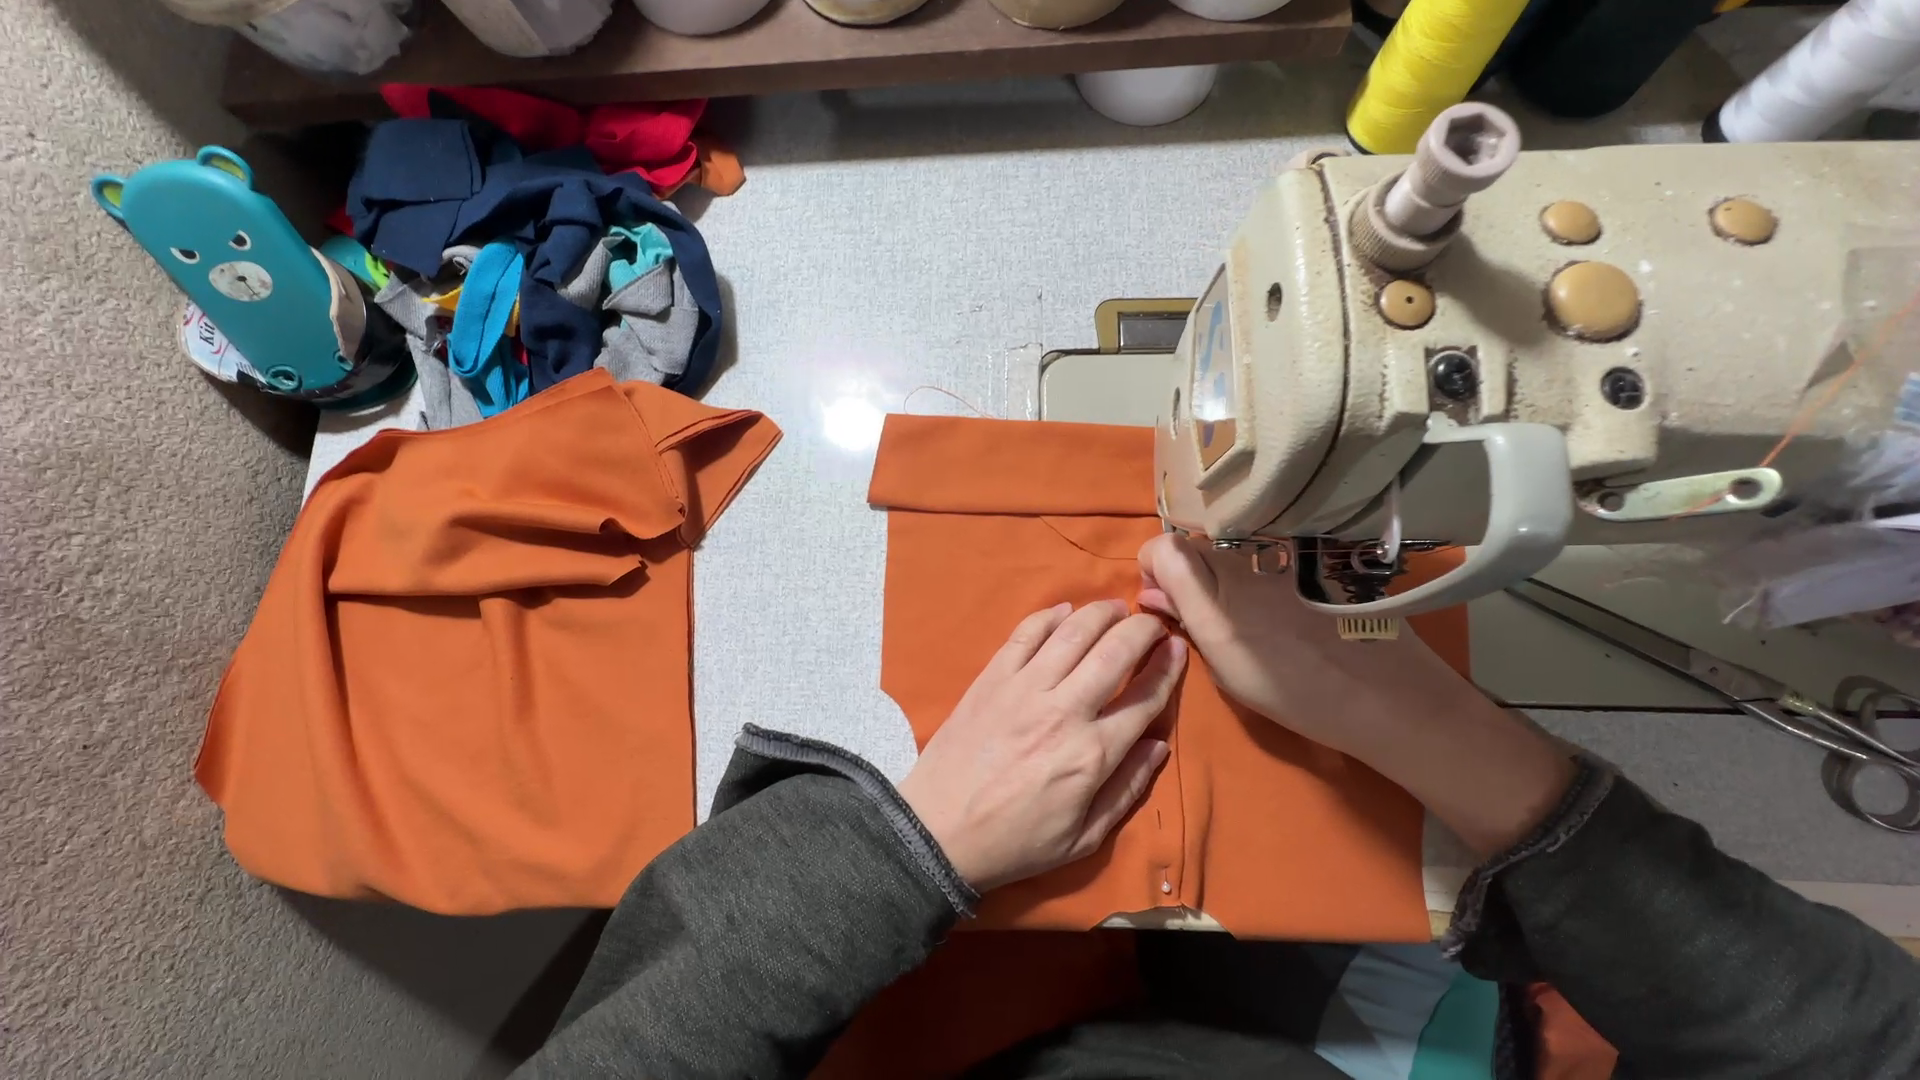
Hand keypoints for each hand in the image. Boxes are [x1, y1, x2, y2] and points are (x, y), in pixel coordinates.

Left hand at [897, 600, 1186, 892]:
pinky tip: (1064, 611)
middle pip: (1115, 652)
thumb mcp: (1083, 838)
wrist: (939, 832)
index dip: (1168, 668)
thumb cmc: (1015, 842)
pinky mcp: (992, 678)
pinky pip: (1025, 634)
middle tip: (1153, 621)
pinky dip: (1049, 616)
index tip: (1178, 648)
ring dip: (1100, 613)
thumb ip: (1127, 789)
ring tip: (1115, 608)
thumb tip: (1160, 744)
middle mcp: (1064, 711)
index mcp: (1092, 754)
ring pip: (1073, 632)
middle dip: (1143, 628)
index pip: (1144, 698)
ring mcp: (1024, 689)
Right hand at [1135, 533, 1463, 754]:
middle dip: (1184, 568)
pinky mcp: (1307, 552)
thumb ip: (1185, 622)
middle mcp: (1243, 567)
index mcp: (1216, 606)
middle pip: (1192, 542)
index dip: (1153, 565)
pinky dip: (1255, 567)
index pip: (1163, 547)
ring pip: (1226, 545)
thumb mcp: (1226, 672)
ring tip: (1246, 608)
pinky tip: (1280, 601)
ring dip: (1220, 568)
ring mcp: (1277, 555)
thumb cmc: (1297, 698)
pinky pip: (1262, 549)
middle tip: (1202, 607)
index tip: (1164, 596)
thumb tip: (1151, 594)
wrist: (1385, 693)